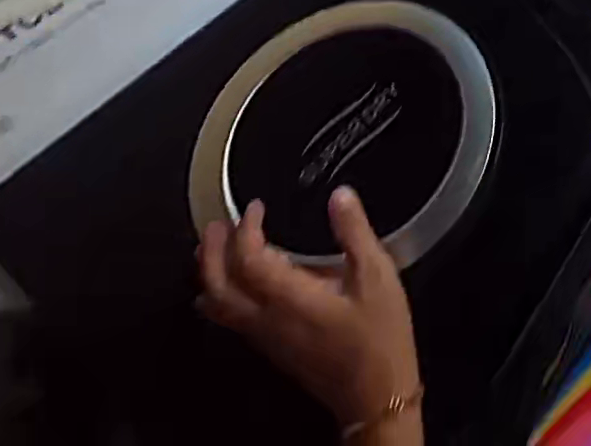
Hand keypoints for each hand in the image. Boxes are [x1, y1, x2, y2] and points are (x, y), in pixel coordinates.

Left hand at [197, 187, 421, 428]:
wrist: (375, 395)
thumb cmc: (378, 331)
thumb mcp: (377, 274)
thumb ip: (355, 232)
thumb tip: (338, 194)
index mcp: (290, 299)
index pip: (248, 261)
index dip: (246, 230)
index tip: (256, 206)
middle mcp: (267, 320)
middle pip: (218, 288)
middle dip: (212, 253)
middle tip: (216, 223)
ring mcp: (265, 338)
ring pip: (219, 307)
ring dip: (211, 274)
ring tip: (214, 247)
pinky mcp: (272, 348)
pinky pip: (231, 318)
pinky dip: (222, 293)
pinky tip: (233, 284)